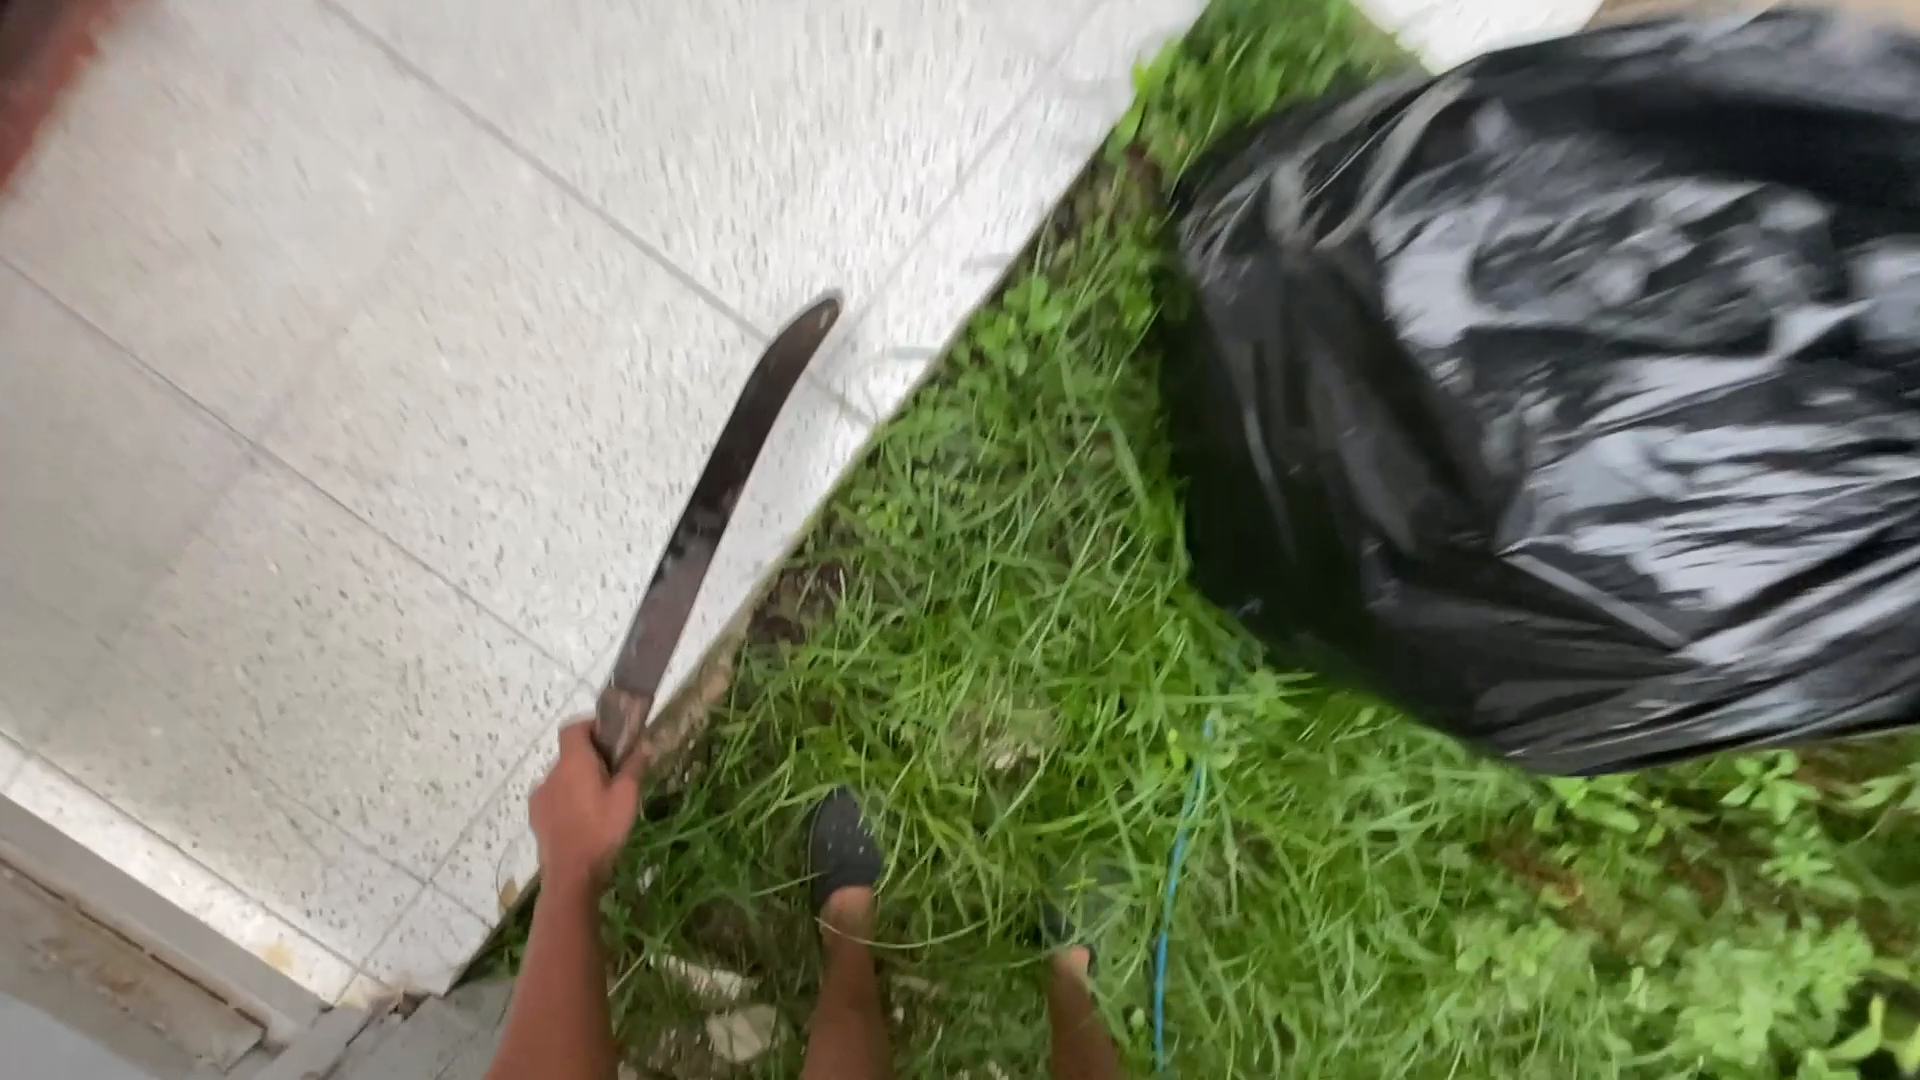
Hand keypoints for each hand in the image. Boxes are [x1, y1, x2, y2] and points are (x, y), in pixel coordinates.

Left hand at [529, 721, 645, 896]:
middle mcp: (551, 774)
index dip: (591, 725)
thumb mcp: (628, 795)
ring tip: (601, 799)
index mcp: (573, 763)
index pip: (573, 728)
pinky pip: (555, 795)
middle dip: (592, 756)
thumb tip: (642, 745)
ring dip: (580, 779)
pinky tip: (584, 817)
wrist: (571, 873)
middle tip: (615, 772)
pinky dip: (569, 797)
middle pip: (570, 752)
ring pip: (563, 775)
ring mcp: (540, 796)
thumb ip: (634, 766)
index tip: (611, 736)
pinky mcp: (536, 816)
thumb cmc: (602, 829)